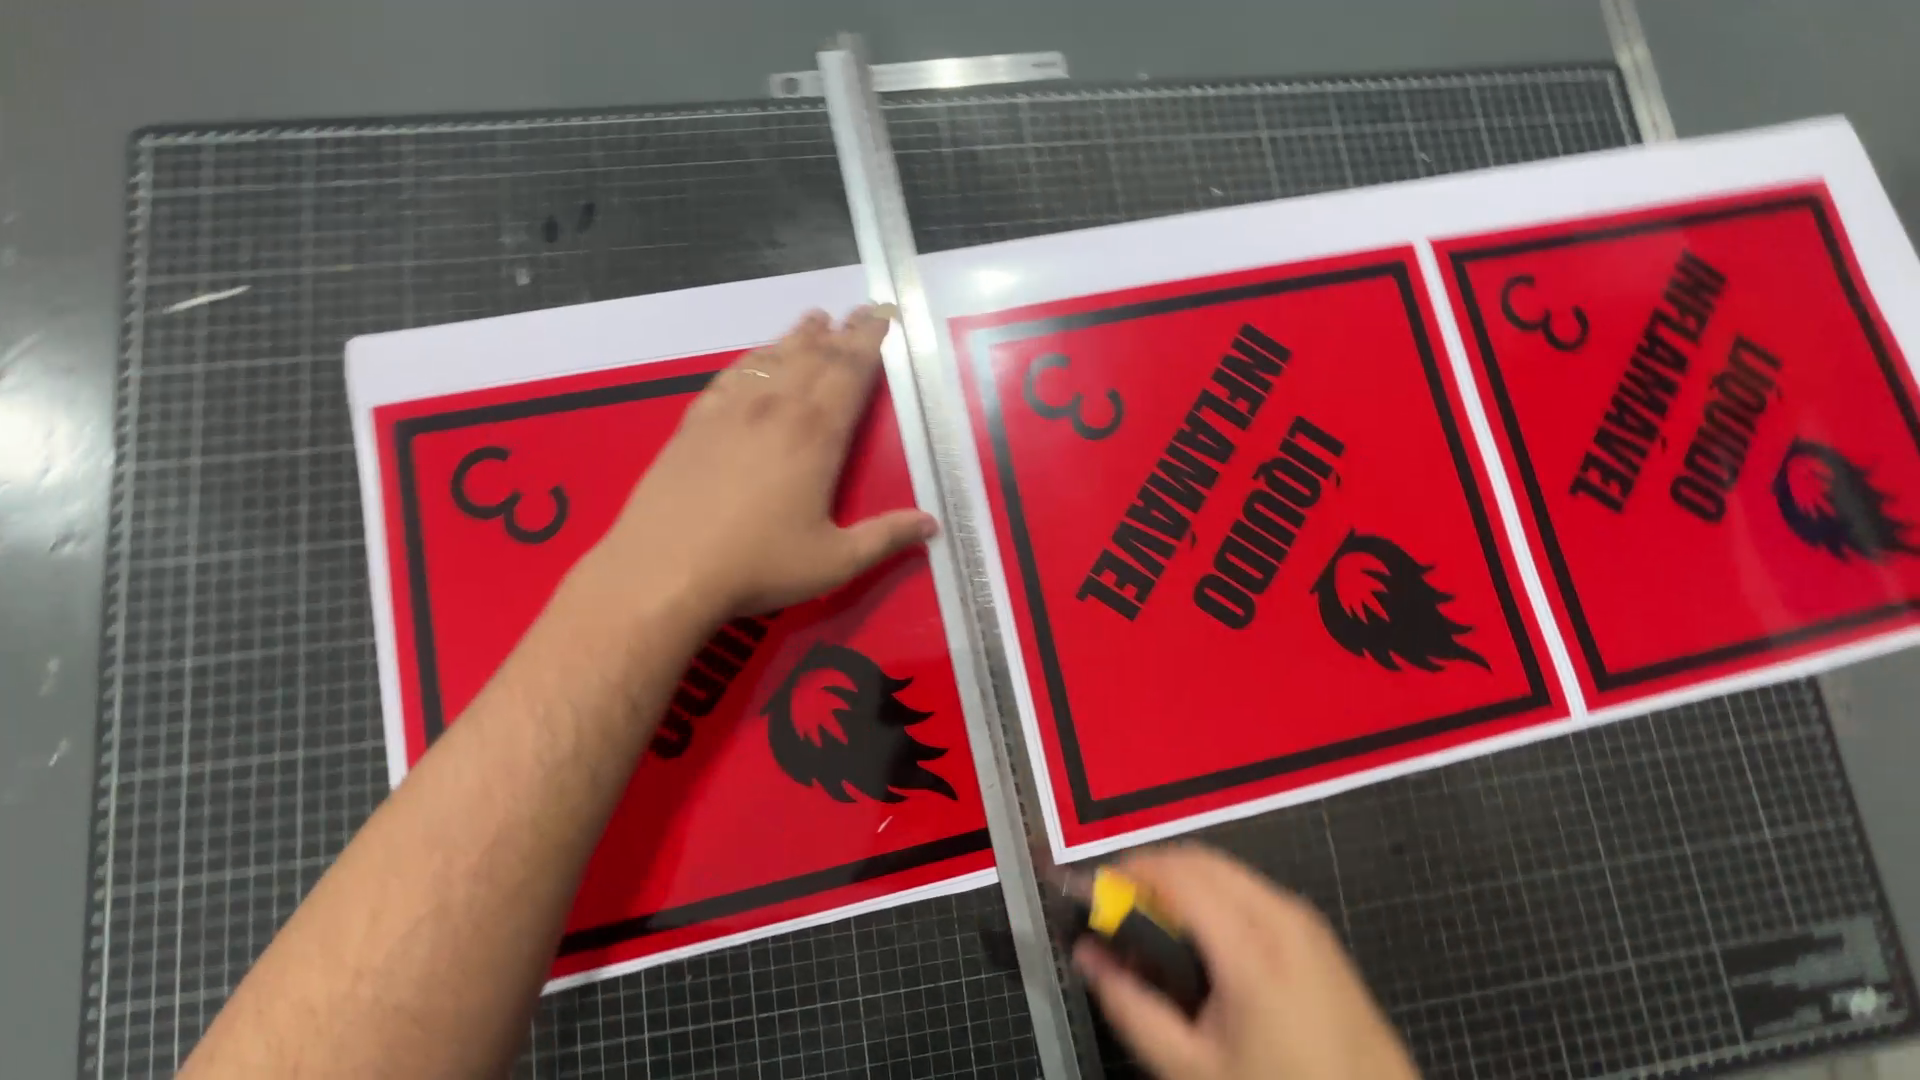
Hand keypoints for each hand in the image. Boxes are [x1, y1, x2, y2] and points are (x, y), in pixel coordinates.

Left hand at [590, 305, 937, 621]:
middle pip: (815, 357)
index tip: (883, 318)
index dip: (869, 343)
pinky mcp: (695, 424)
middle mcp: (775, 410)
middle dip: (842, 332)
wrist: (663, 572)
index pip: (850, 374)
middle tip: (861, 311)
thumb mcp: (834, 561)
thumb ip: (885, 538)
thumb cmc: (757, 566)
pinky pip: (731, 377)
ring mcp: (730, 413)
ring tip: (815, 320)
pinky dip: (752, 359)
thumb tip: (931, 525)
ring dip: (798, 337)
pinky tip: (756, 357)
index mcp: (816, 437)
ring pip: (772, 359)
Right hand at [1075, 846, 1419, 1079]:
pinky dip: (1213, 895)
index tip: (1095, 896)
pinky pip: (1250, 889)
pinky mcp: (1316, 931)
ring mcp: (1304, 919)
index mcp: (1252, 948)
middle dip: (1152, 872)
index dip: (1128, 873)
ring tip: (1156, 930)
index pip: (1178, 875)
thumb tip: (1087, 955)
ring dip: (1182, 881)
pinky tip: (1203, 942)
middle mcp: (1281, 915)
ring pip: (1226, 870)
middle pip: (1200, 860)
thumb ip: (1132, 1009)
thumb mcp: (1193, 1070)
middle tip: (1118, 913)